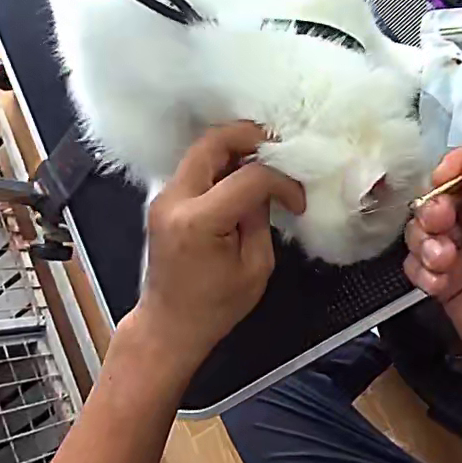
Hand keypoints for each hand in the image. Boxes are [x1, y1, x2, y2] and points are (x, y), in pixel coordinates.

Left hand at [127, 122, 304, 368]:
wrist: (170, 325)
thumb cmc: (216, 307)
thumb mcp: (256, 266)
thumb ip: (262, 219)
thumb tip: (268, 189)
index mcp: (199, 221)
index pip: (249, 177)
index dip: (282, 182)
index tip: (296, 201)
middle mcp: (174, 200)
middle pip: (213, 142)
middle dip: (252, 137)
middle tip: (281, 150)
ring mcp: (164, 197)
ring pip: (202, 149)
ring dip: (237, 148)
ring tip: (267, 163)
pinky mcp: (165, 201)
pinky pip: (197, 167)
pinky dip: (224, 163)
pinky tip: (245, 178)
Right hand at [403, 133, 461, 436]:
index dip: (459, 167)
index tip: (444, 181)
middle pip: (448, 192)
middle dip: (436, 203)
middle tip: (440, 223)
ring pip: (428, 225)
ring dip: (423, 236)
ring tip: (442, 259)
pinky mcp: (453, 288)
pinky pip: (420, 264)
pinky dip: (419, 268)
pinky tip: (436, 282)